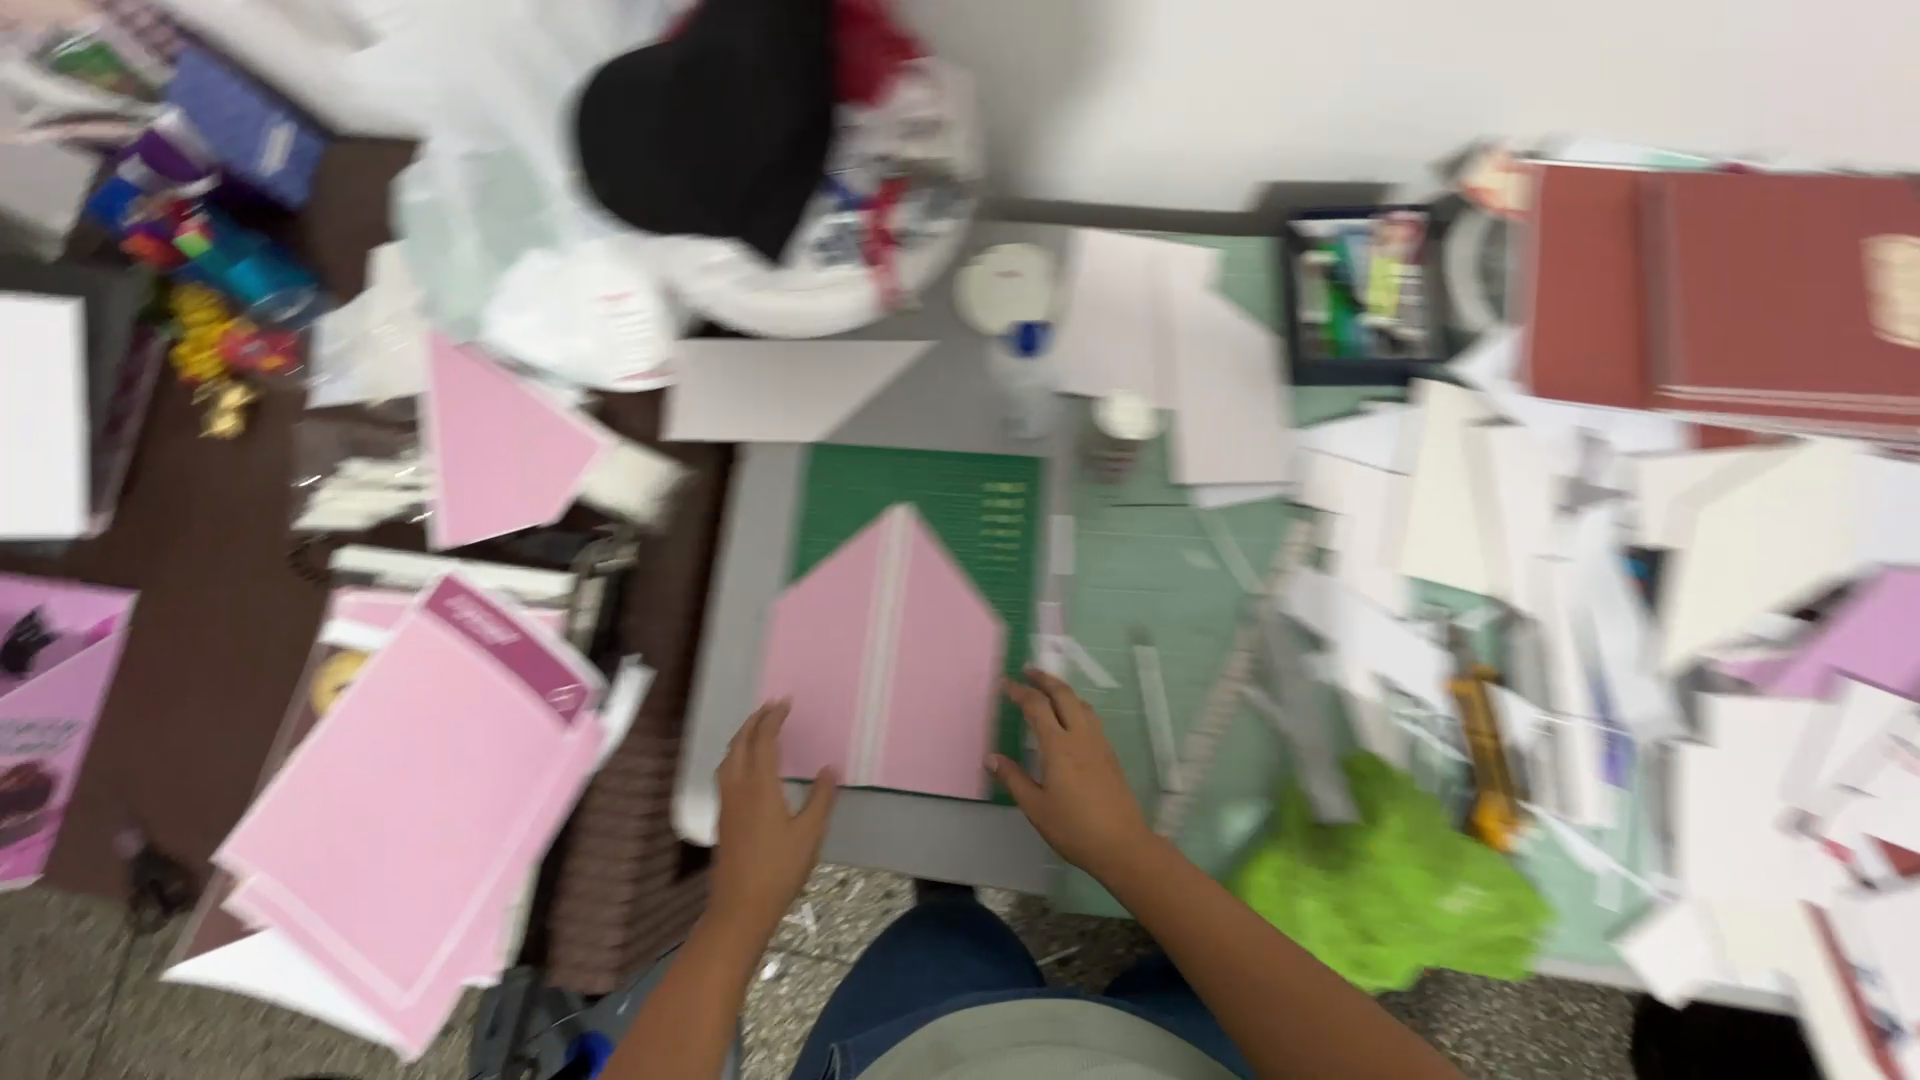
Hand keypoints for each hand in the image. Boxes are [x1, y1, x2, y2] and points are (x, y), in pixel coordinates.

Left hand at [710, 701, 837, 938]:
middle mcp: (738, 788)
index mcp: (760, 786)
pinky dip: (736, 756)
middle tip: (770, 708)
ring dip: (742, 737)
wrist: (740, 907)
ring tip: (756, 729)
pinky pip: (725, 773)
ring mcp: (726, 803)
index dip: (773, 719)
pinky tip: (745, 765)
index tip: (784, 703)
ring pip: (728, 758)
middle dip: (754, 721)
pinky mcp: (723, 817)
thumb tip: (830, 768)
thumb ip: (821, 798)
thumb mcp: (810, 834)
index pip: (764, 741)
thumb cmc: (779, 869)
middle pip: (740, 744)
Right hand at [988, 670, 1156, 880]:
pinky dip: (1076, 706)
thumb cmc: (1073, 828)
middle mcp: (1080, 736)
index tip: (1006, 684)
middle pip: (1064, 695)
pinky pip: (1091, 718)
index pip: (1036, 707)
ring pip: (1081, 704)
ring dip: (1063, 691)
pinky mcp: (1109, 754)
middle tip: (1028, 671)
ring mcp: (1099, 743)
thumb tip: (991, 758)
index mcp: (1058, 746)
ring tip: (1048, 690)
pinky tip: (1071, 719)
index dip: (1020, 692)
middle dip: (1044, 679)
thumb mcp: (1035, 807)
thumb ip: (1013, 778)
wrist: (1122, 845)